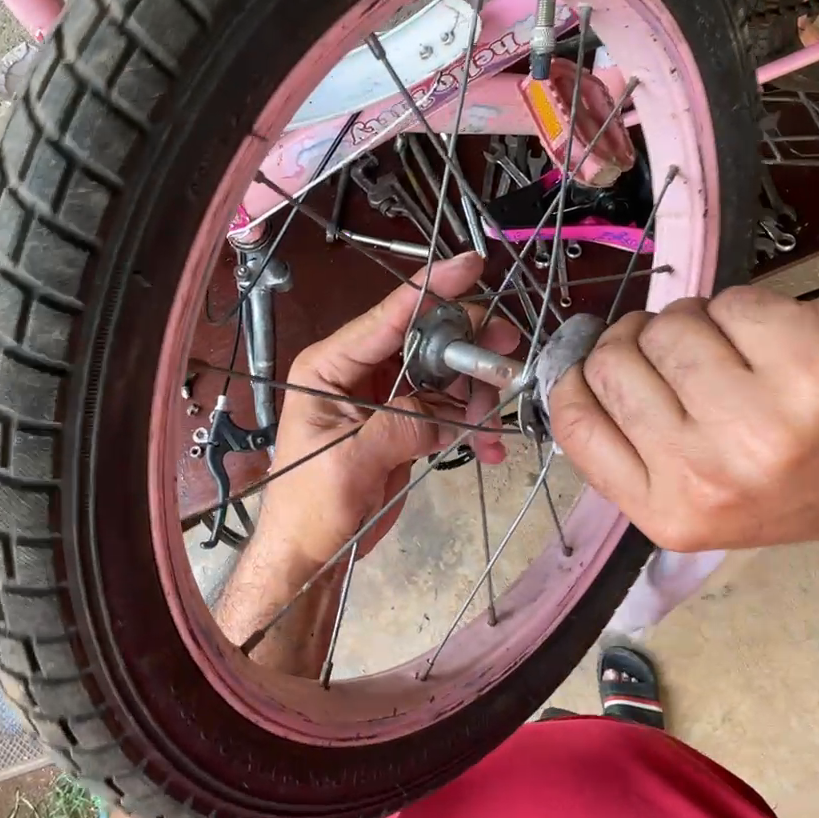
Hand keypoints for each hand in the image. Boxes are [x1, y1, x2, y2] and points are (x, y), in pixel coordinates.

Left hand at [261, 253, 520, 564]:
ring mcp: (386, 398)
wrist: (312, 553)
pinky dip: (471, 425)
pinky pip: (449, 411)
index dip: (431, 288)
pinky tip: (487, 448)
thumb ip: (399, 424)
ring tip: (491, 428)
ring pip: (445, 376)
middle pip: (425, 342)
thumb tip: (446, 412)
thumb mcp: (349, 460)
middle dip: (468, 348)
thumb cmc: (310, 505)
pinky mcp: (406, 425)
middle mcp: (360, 373)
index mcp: (331, 367)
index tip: (472, 264)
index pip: (386, 317)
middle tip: (508, 355)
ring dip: (476, 397)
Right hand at [548, 286, 818, 550]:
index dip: (577, 376)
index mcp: (667, 512)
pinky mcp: (814, 368)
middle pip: (613, 361)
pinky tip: (781, 340)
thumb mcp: (698, 498)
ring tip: (739, 353)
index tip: (609, 363)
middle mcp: (707, 475)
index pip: (573, 417)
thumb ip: (632, 448)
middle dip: (641, 344)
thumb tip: (573, 365)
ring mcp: (762, 422)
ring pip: (670, 325)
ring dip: (697, 322)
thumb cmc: (800, 480)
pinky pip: (732, 302)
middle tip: (686, 357)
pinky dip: (750, 308)